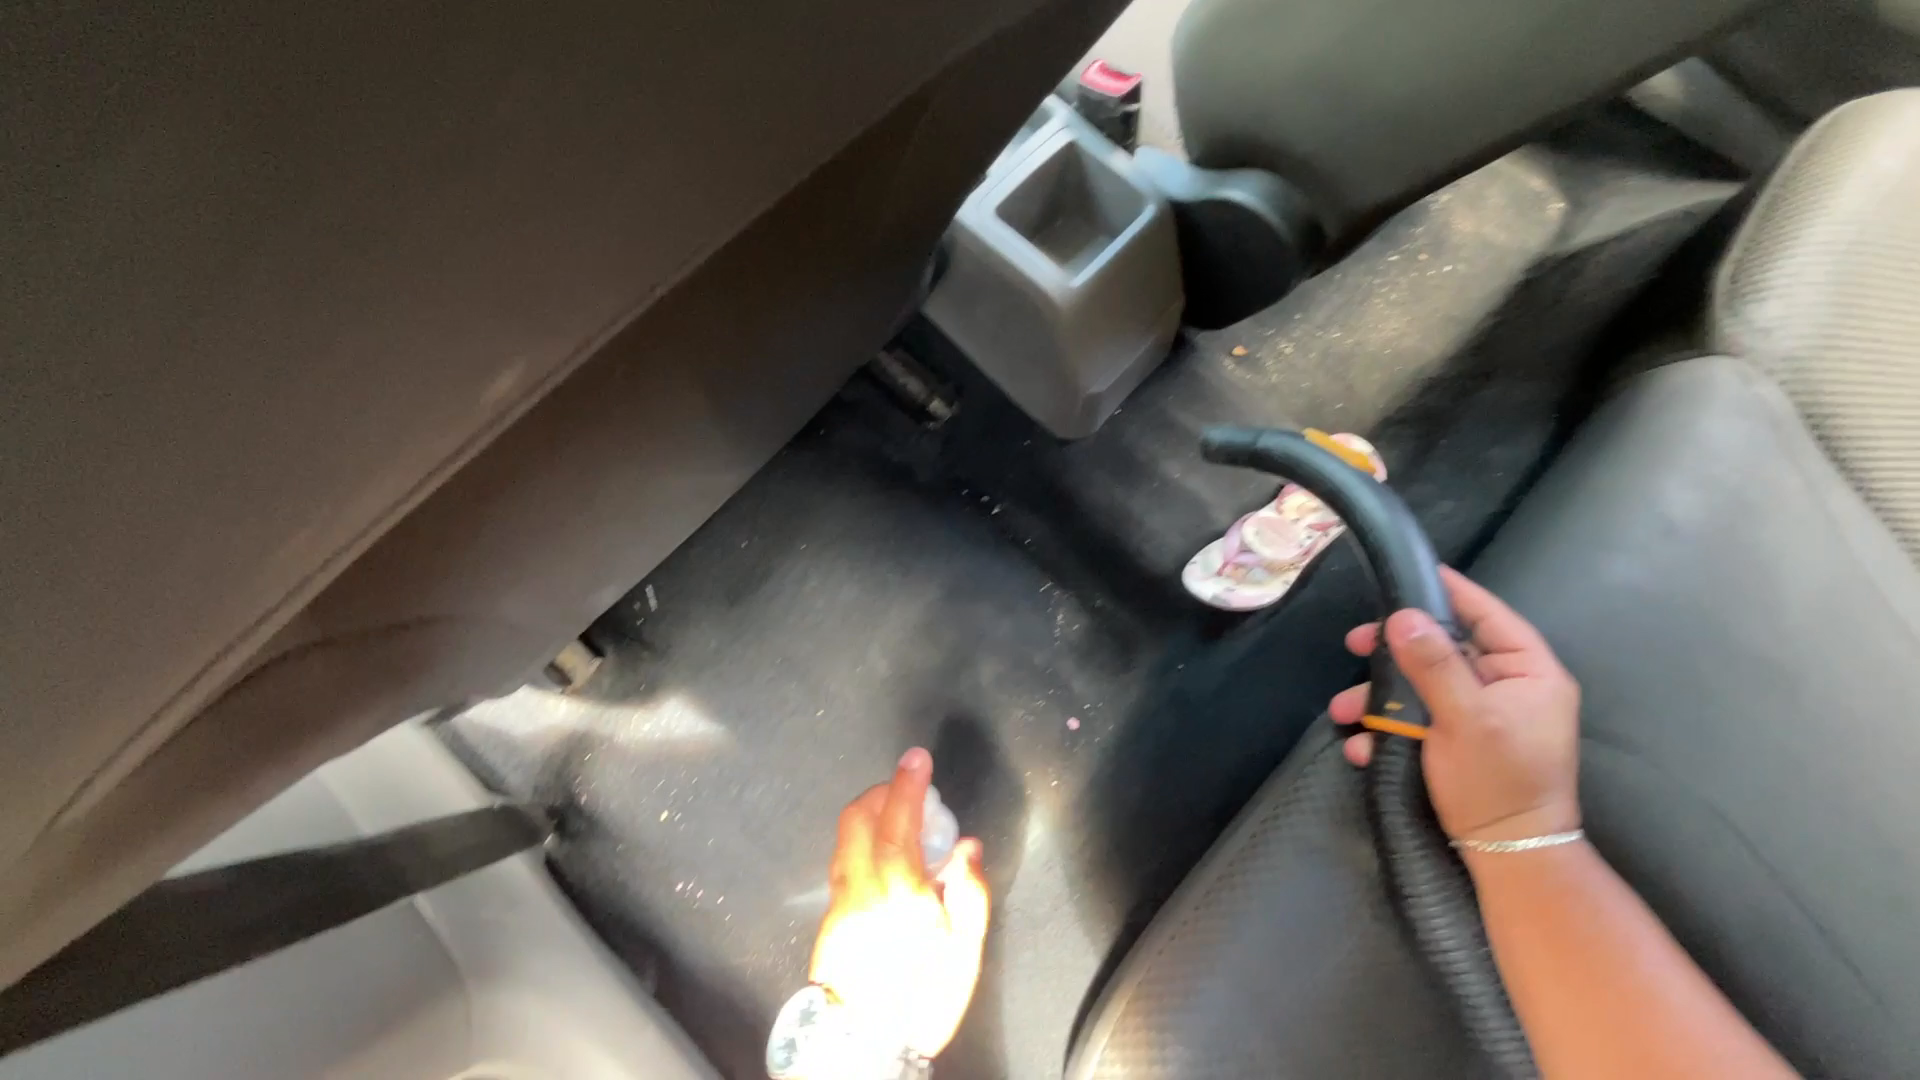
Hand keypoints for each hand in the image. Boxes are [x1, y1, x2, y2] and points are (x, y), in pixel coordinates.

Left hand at [810, 748, 990, 1058]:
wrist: (865, 1046)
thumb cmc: (923, 1001)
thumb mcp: (965, 956)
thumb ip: (970, 895)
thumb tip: (967, 847)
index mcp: (899, 899)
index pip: (898, 825)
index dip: (908, 786)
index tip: (918, 758)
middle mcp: (861, 891)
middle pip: (859, 819)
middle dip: (884, 791)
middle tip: (912, 787)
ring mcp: (839, 902)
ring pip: (846, 836)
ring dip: (871, 811)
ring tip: (901, 816)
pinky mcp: (830, 914)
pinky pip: (844, 857)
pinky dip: (864, 837)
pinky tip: (885, 852)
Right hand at [1329, 567, 1581, 843]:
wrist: (1507, 855)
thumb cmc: (1498, 782)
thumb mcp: (1465, 719)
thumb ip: (1434, 665)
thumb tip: (1403, 616)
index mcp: (1528, 673)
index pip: (1489, 616)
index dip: (1451, 592)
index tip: (1412, 571)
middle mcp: (1506, 687)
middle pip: (1444, 648)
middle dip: (1393, 653)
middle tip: (1354, 645)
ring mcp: (1479, 714)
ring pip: (1420, 685)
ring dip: (1378, 698)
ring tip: (1344, 713)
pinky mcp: (1455, 740)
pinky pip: (1416, 719)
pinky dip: (1387, 729)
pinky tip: (1364, 747)